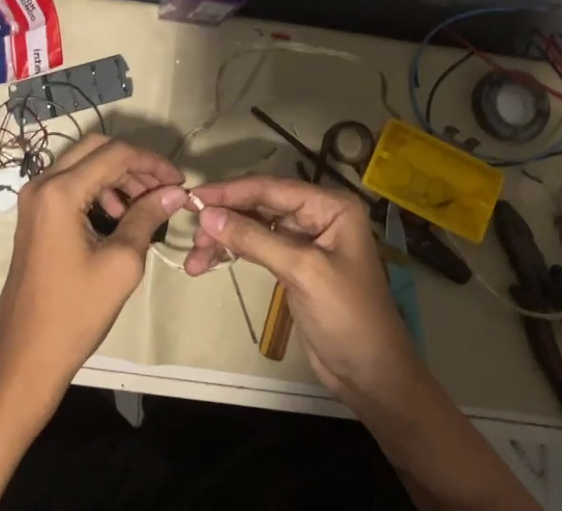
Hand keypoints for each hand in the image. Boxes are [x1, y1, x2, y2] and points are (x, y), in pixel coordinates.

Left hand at [0, 135, 186, 397]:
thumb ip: (147, 217)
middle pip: (95, 149)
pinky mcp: (35, 216)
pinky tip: (120, 218)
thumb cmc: (75, 312)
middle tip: (164, 190)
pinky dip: (99, 191)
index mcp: (59, 191)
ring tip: (146, 208)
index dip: (152, 162)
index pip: (115, 154)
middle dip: (134, 164)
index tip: (180, 183)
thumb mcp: (121, 263)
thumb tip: (175, 192)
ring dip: (117, 177)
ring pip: (83, 165)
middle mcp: (41, 184)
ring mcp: (34, 200)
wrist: (26, 354)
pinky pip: (71, 185)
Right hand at [185, 175, 414, 398]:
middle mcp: (318, 216)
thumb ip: (253, 239)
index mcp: (330, 206)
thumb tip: (206, 214)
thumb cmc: (347, 316)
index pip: (270, 188)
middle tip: (190, 235)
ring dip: (223, 240)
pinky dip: (233, 254)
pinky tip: (209, 264)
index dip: (229, 192)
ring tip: (194, 261)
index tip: (192, 197)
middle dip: (223, 219)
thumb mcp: (301, 271)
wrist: (371, 374)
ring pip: (253, 227)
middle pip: (259, 205)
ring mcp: (305, 240)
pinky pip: (256, 247)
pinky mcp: (293, 265)